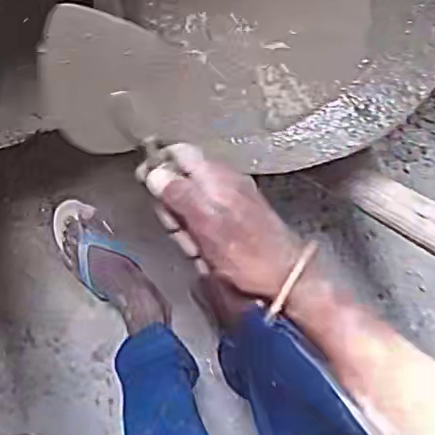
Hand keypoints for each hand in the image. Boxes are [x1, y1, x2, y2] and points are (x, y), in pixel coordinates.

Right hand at [140, 144, 304, 300]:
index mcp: (214, 175)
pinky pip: (200, 221)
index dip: (158, 164)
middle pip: (178, 181)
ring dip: (182, 227)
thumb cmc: (247, 253)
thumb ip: (178, 194)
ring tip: (196, 247)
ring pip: (186, 205)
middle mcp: (222, 182)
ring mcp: (228, 201)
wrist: (286, 281)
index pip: (178, 152)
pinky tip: (204, 253)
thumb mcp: (206, 222)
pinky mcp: (232, 220)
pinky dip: (196, 236)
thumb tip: (153, 173)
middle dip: (170, 205)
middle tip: (178, 228)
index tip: (147, 185)